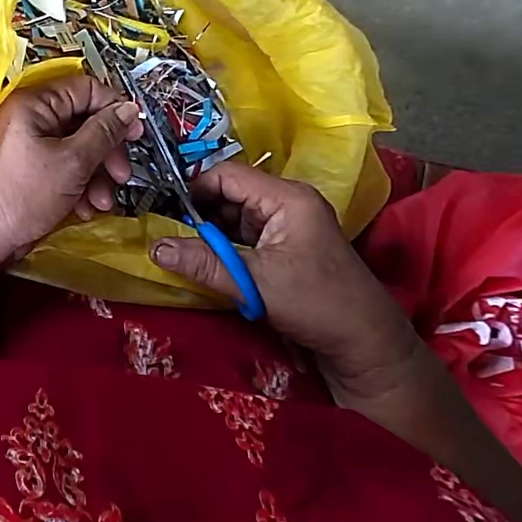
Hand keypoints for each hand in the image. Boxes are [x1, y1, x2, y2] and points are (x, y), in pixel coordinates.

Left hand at [0, 73, 143, 265]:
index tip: (136, 133)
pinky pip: (65, 169)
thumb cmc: (21, 195)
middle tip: (121, 175)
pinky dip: (80, 186)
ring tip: (102, 201)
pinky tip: (86, 208)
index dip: (114, 109)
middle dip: (107, 151)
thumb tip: (128, 109)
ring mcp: (30, 146)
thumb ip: (104, 132)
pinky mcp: (32, 171)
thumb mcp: (72, 161)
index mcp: (34, 104)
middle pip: (85, 122)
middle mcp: (31, 119)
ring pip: (79, 150)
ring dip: (97, 175)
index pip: (86, 89)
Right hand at [150, 161, 422, 396]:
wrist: (367, 346)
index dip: (193, 188)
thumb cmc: (319, 305)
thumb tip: (154, 248)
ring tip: (180, 247)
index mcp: (287, 198)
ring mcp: (285, 224)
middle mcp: (286, 203)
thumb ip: (203, 263)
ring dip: (208, 232)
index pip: (227, 175)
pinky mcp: (282, 245)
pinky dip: (222, 245)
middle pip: (228, 193)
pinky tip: (204, 260)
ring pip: (232, 215)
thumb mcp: (255, 283)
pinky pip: (242, 234)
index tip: (164, 210)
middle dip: (197, 212)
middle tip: (167, 231)